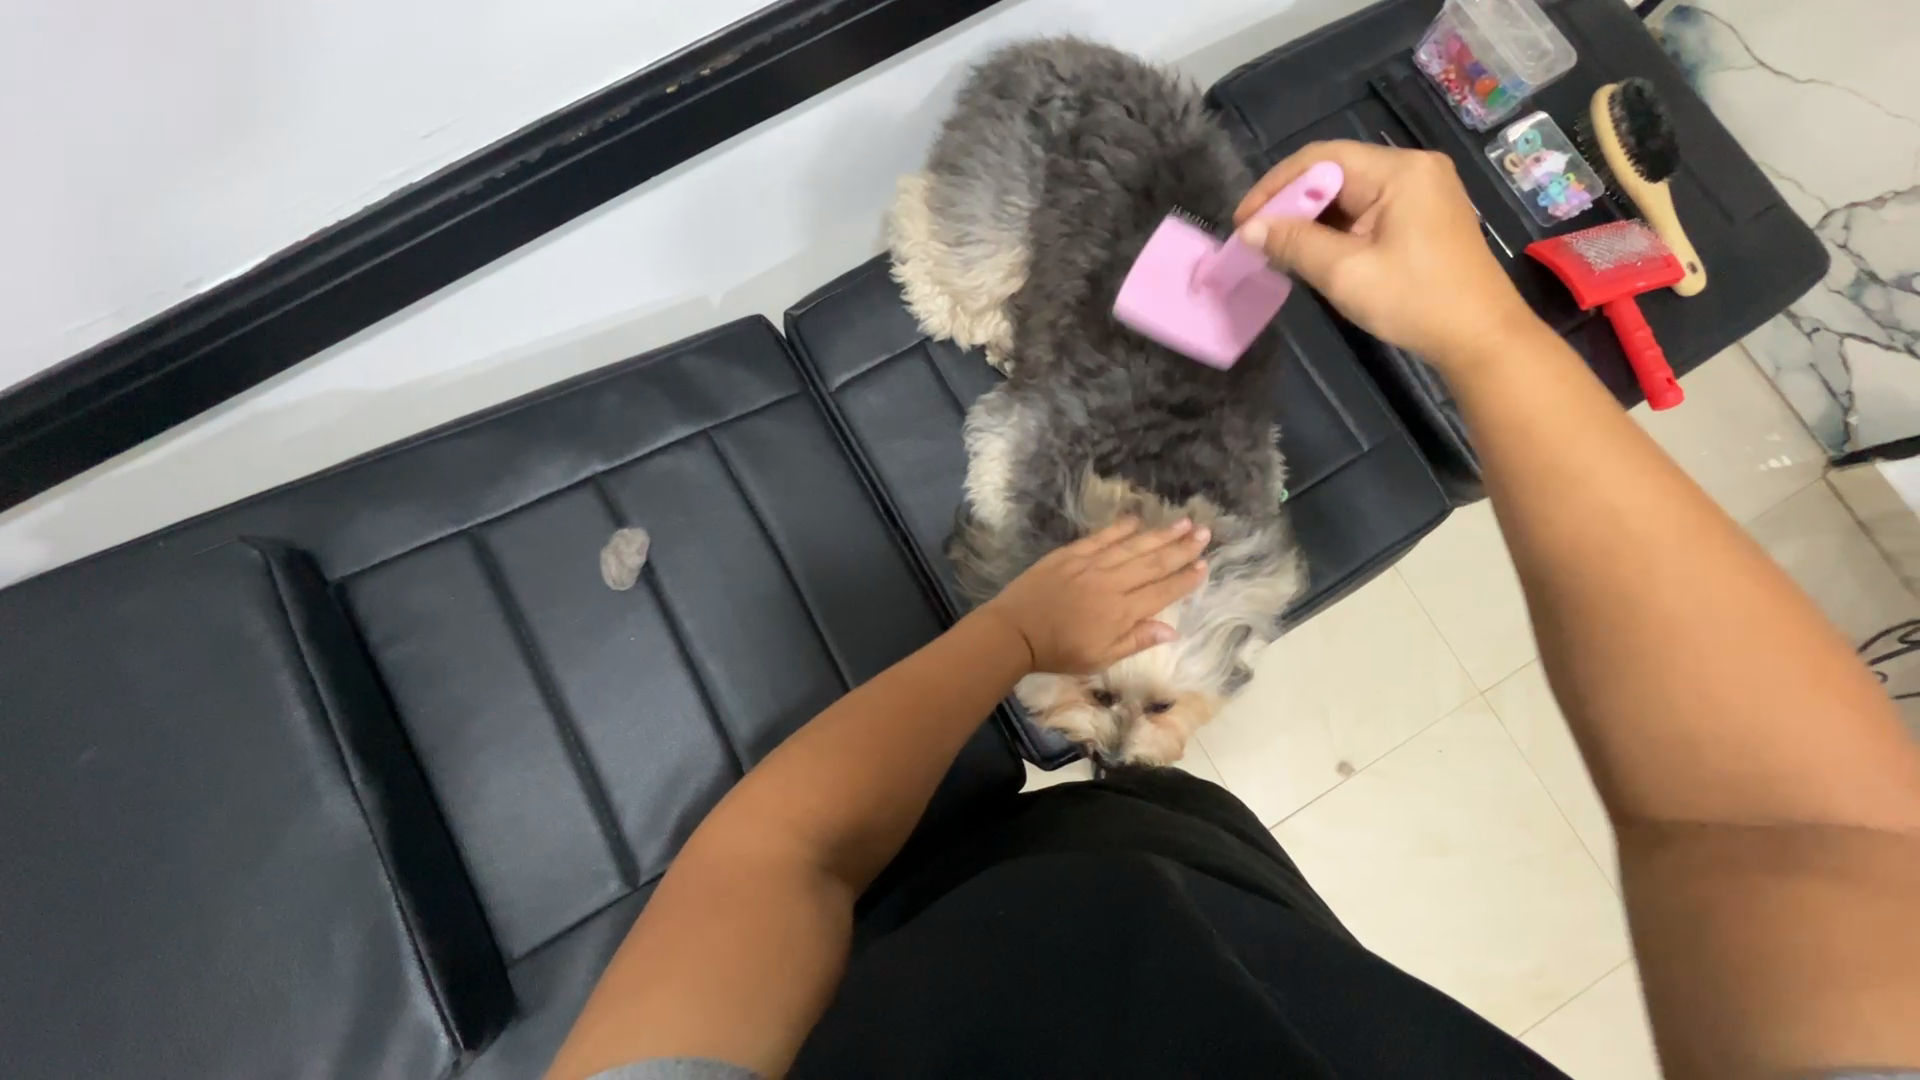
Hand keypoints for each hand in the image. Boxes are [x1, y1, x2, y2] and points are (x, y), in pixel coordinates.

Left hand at [979, 518, 1209, 674]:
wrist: (1014, 631)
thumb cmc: (1057, 651)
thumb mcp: (1099, 659)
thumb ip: (1136, 640)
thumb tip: (1172, 629)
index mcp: (1121, 612)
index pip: (1162, 592)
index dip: (1185, 579)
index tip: (1205, 565)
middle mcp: (1111, 583)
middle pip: (1153, 562)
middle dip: (1182, 548)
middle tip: (1206, 533)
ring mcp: (1090, 565)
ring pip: (1133, 546)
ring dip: (1160, 533)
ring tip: (1184, 521)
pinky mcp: (1070, 554)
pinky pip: (1101, 537)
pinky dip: (1121, 528)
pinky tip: (1137, 520)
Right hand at [1233, 140, 1540, 368]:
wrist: (1478, 335)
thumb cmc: (1414, 301)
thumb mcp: (1345, 273)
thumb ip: (1294, 244)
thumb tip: (1249, 229)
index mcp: (1399, 172)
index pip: (1321, 159)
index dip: (1274, 186)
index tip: (1242, 222)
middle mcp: (1412, 169)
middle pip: (1334, 172)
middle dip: (1289, 204)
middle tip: (1255, 239)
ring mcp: (1420, 191)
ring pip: (1347, 194)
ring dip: (1309, 219)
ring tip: (1277, 249)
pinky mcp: (1420, 215)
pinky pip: (1364, 210)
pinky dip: (1333, 229)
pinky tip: (1311, 252)